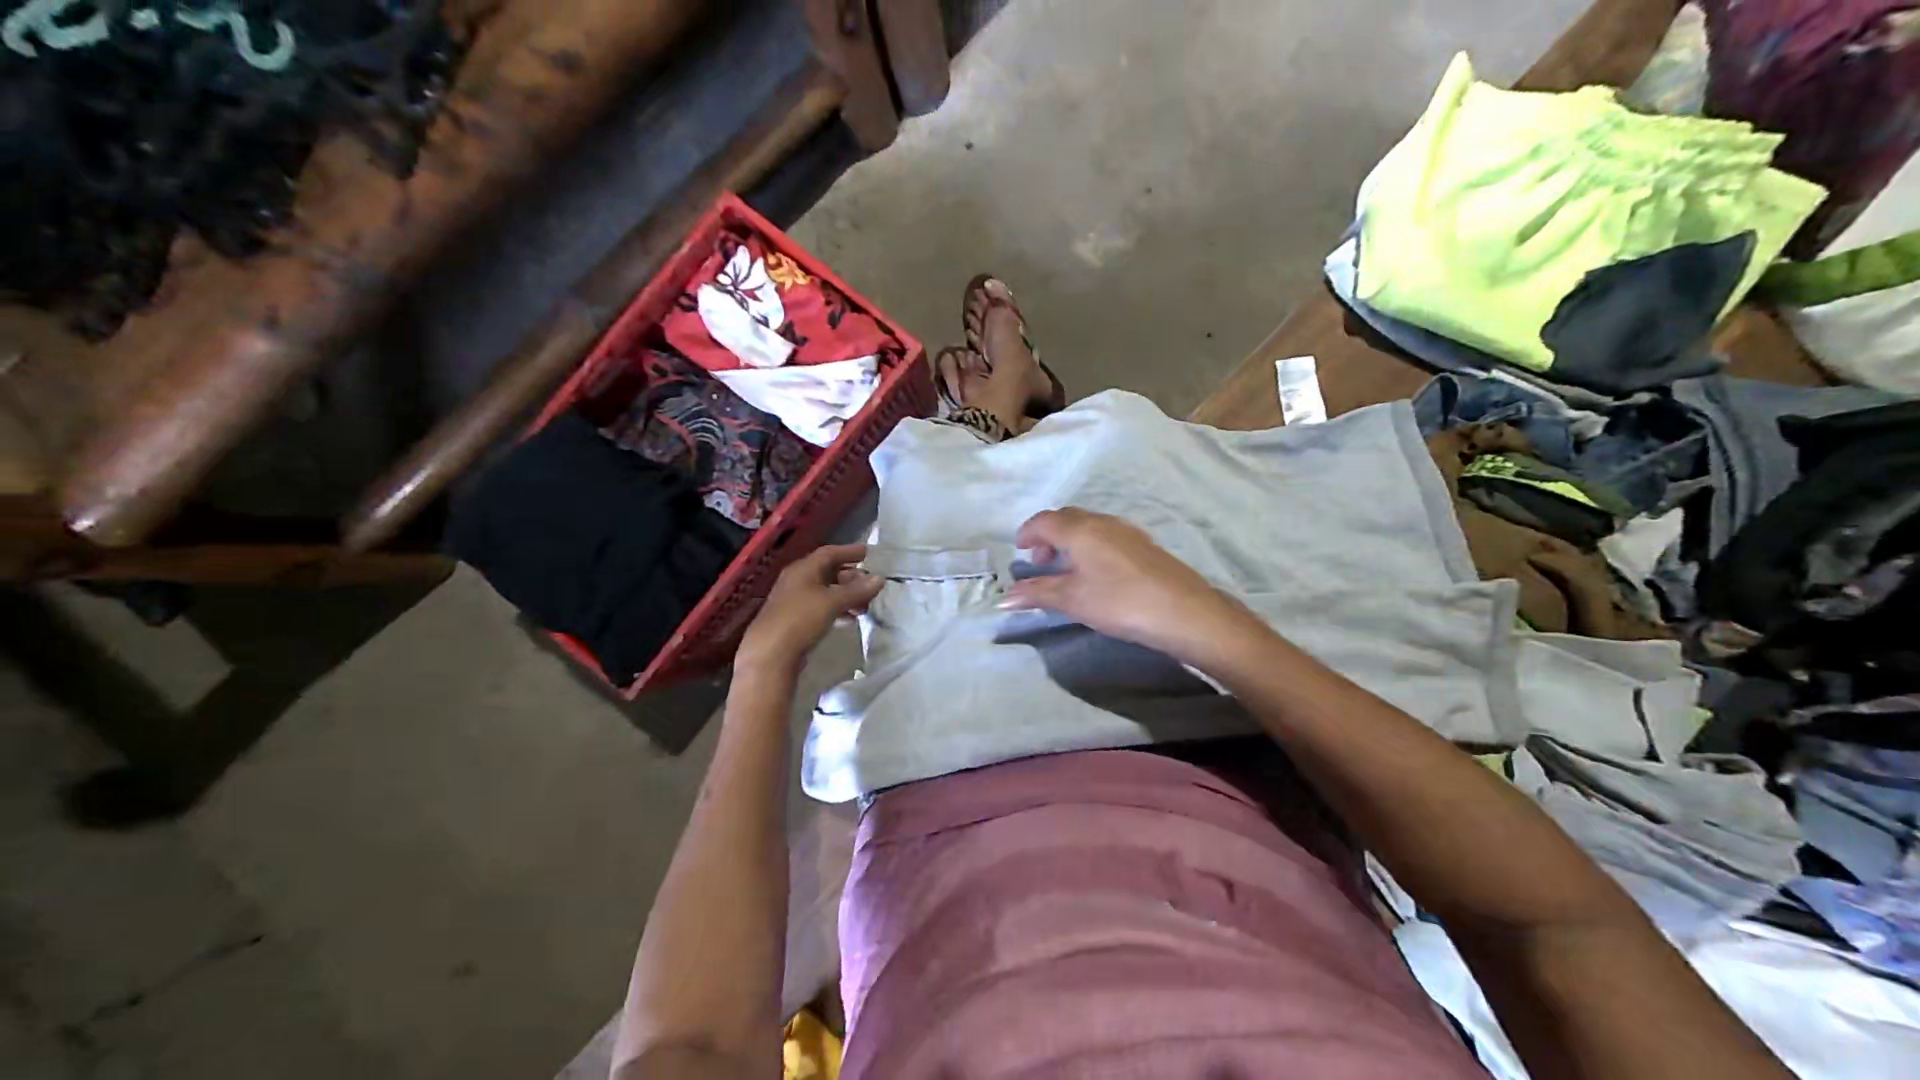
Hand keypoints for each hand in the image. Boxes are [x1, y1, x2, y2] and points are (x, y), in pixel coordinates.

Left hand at [736, 543, 882, 675]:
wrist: (770, 653)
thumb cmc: (801, 619)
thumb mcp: (832, 602)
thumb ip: (856, 590)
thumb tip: (880, 579)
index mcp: (803, 569)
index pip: (828, 553)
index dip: (849, 552)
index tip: (868, 553)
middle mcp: (797, 580)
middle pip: (828, 572)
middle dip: (851, 577)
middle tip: (870, 585)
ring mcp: (794, 600)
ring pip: (826, 591)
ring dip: (846, 596)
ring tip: (865, 606)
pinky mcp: (795, 619)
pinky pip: (821, 607)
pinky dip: (837, 609)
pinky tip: (849, 619)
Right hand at [1002, 508, 1266, 663]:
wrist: (1184, 612)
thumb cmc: (1119, 602)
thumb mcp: (1072, 600)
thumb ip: (1037, 594)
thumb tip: (1004, 597)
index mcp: (1080, 529)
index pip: (1045, 520)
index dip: (1028, 533)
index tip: (1020, 551)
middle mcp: (1103, 522)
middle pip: (1067, 518)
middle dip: (1048, 535)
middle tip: (1041, 561)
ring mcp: (1128, 531)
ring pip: (1089, 525)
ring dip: (1071, 540)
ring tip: (1067, 569)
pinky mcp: (1145, 545)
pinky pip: (1107, 535)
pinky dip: (1091, 545)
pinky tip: (1097, 572)